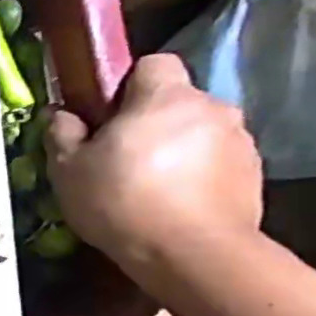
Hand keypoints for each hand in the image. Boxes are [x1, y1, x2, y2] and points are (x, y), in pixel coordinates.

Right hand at [47, 54, 262, 274]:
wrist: (190, 252)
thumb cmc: (120, 200)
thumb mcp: (67, 168)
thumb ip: (62, 133)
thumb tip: (62, 114)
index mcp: (164, 98)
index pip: (153, 63)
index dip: (126, 83)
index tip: (105, 113)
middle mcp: (211, 108)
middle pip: (175, 100)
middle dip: (149, 119)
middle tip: (116, 154)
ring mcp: (239, 140)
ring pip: (196, 130)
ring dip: (174, 146)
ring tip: (145, 183)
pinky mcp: (253, 171)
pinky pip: (214, 159)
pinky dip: (194, 171)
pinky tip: (170, 200)